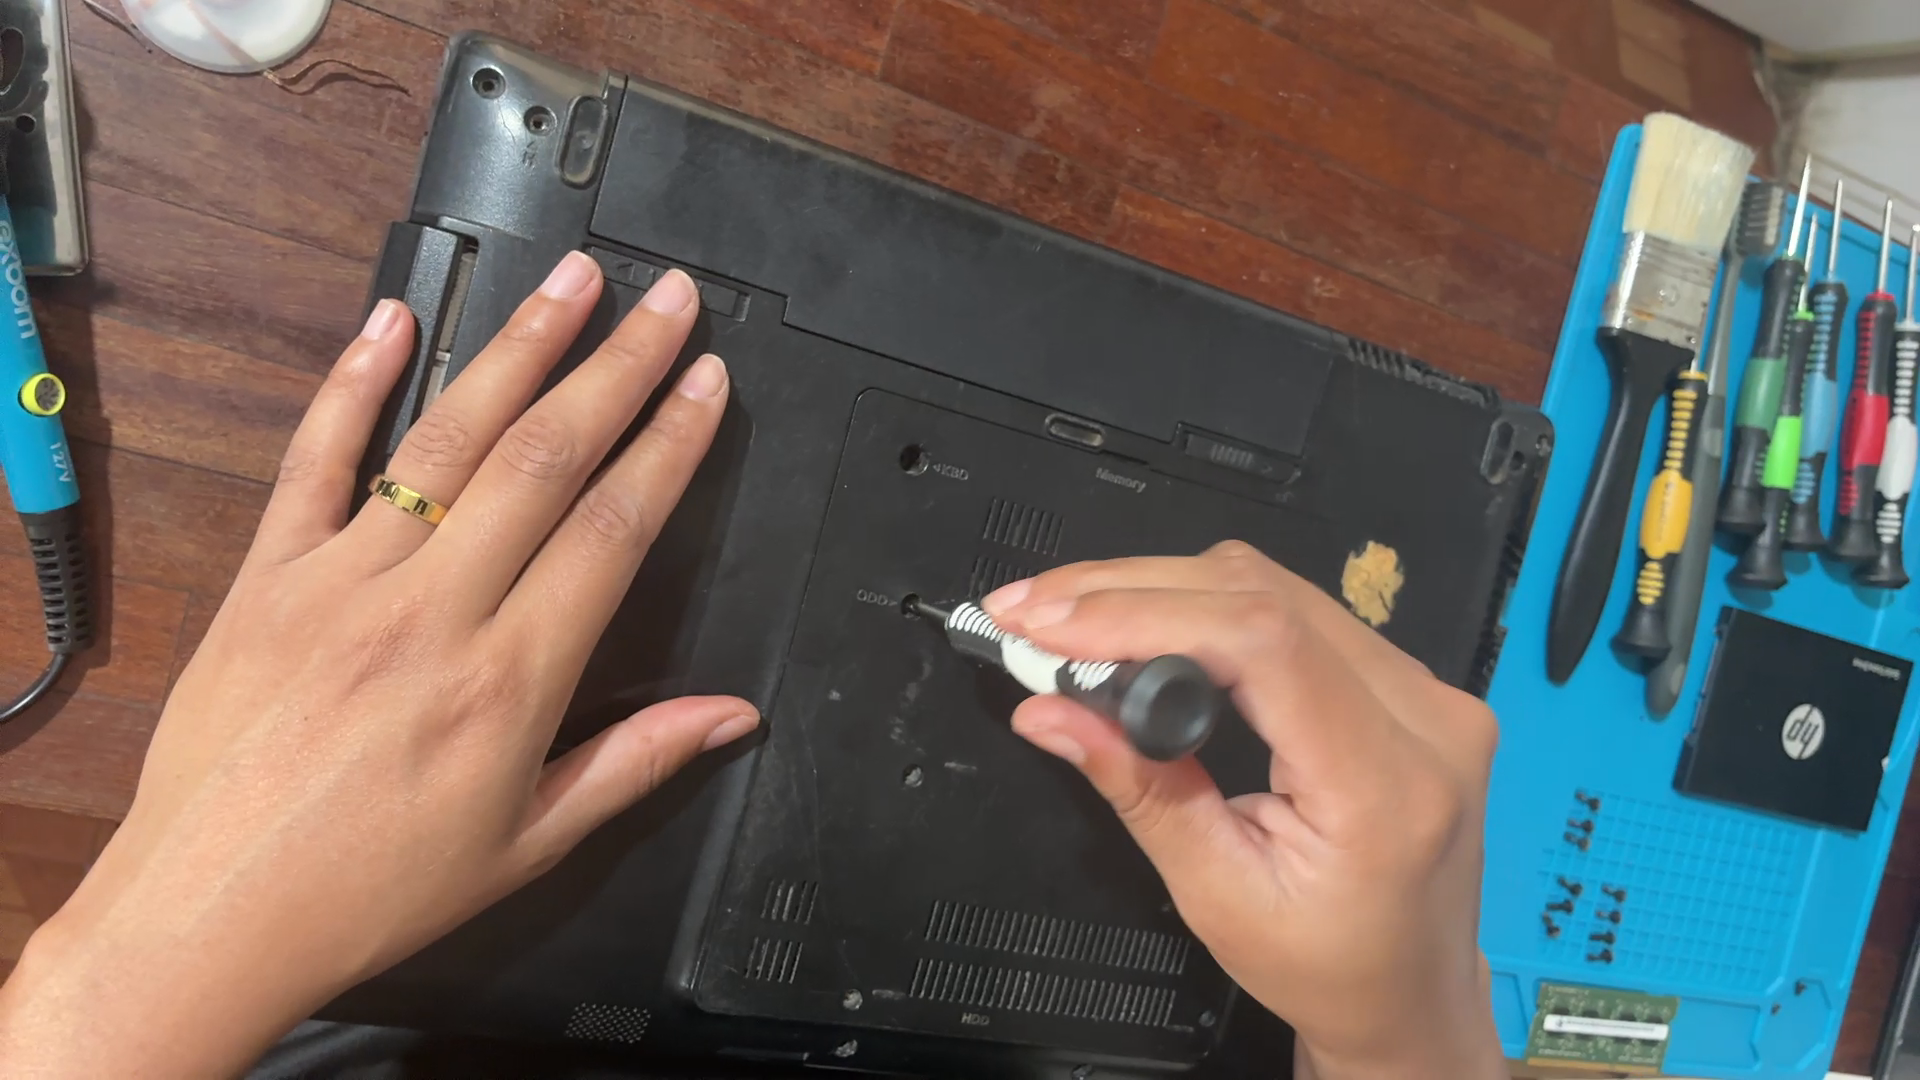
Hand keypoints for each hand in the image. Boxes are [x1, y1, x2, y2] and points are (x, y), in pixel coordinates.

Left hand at [0, 256, 758, 1077]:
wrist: (198, 929)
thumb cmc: (384, 885)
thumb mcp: (536, 838)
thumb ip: (643, 760)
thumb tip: (739, 715)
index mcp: (508, 678)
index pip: (611, 530)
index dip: (669, 447)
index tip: (706, 384)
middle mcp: (430, 611)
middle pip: (543, 460)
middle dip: (619, 370)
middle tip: (669, 304)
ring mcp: (339, 583)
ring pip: (445, 441)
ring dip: (521, 351)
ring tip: (574, 284)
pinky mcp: (266, 578)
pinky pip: (313, 463)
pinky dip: (352, 384)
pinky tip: (393, 319)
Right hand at [984, 542, 1504, 1079]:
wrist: (1413, 988)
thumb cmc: (1323, 966)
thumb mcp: (1217, 896)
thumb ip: (1137, 790)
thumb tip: (1044, 711)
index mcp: (1385, 782)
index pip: (1261, 642)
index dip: (1142, 615)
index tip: (1046, 628)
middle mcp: (1418, 707)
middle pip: (1251, 593)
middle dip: (1119, 590)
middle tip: (1024, 611)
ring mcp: (1414, 678)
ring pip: (1258, 581)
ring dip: (1144, 584)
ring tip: (1057, 609)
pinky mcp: (1388, 668)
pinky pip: (1275, 600)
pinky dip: (1185, 596)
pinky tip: (1126, 613)